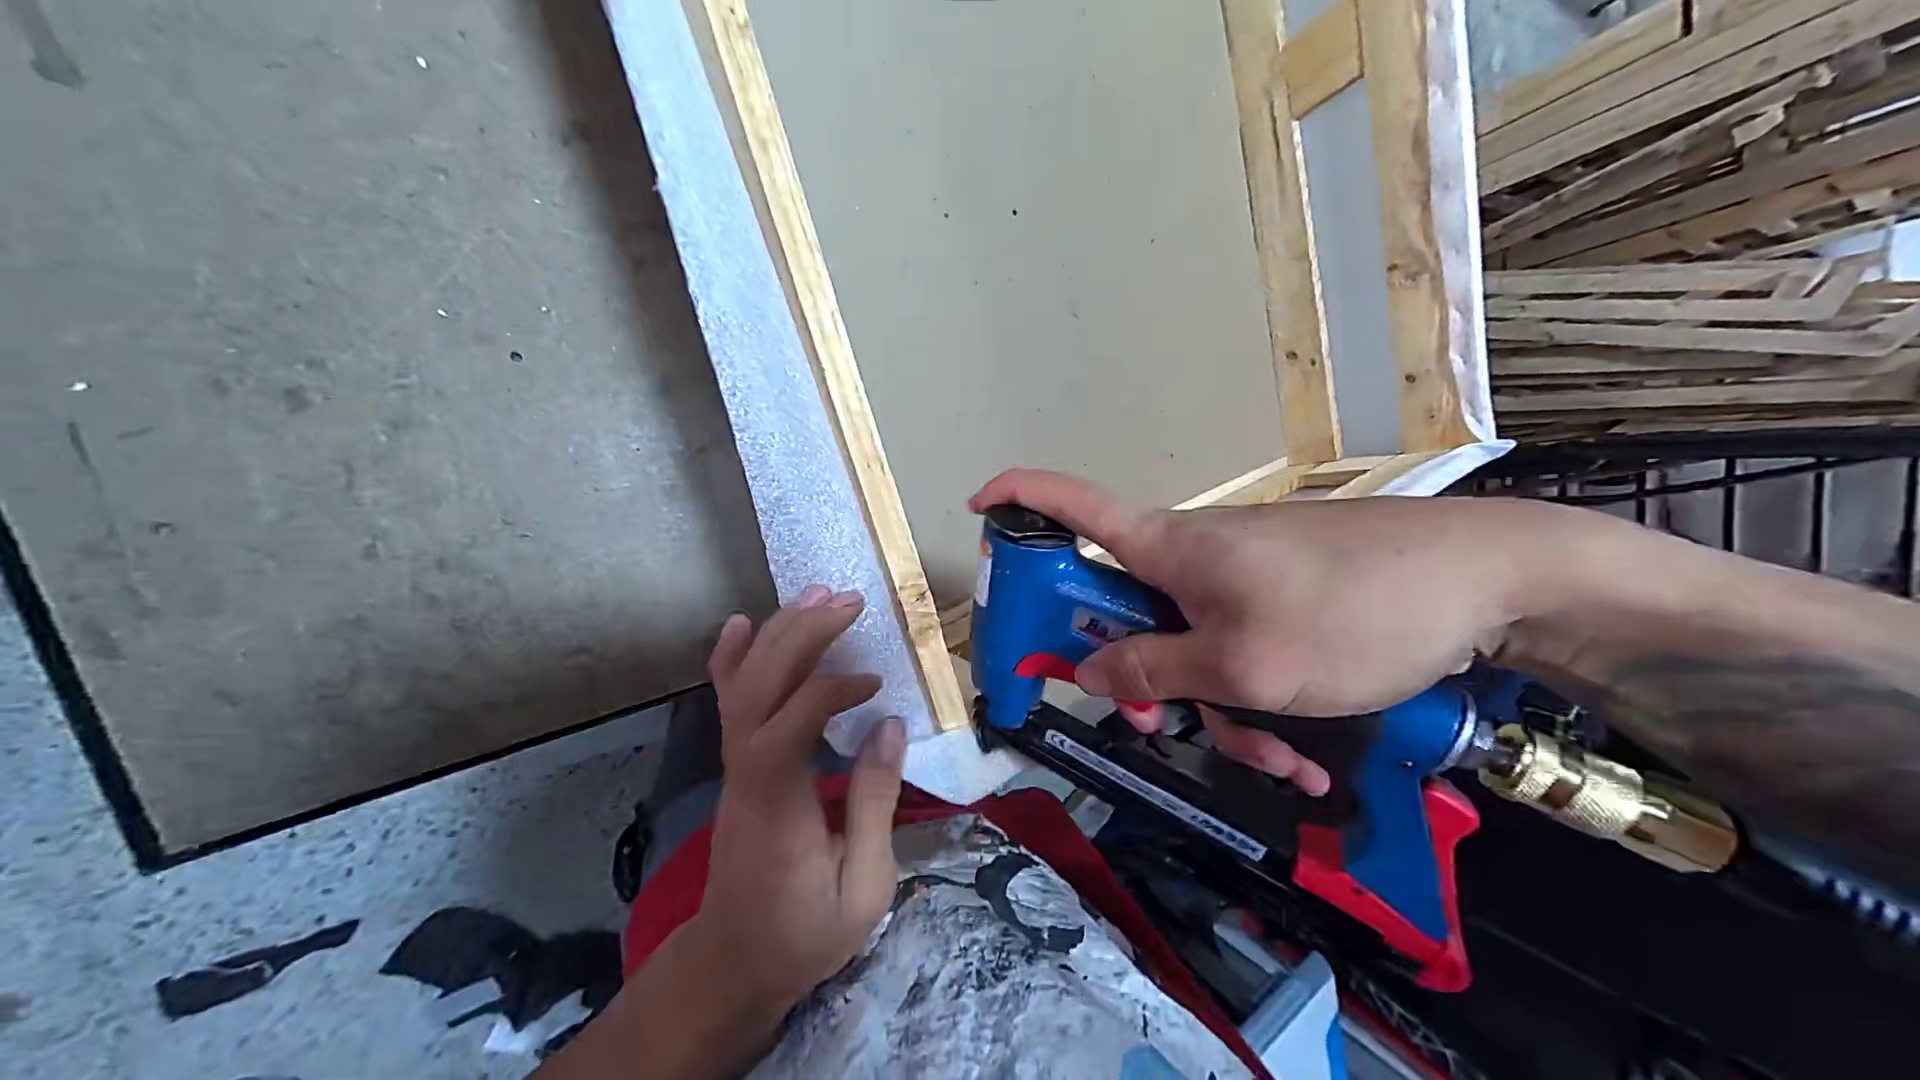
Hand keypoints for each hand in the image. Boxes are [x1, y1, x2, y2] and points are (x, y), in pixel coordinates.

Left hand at [685, 584, 905, 1022]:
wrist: (736, 962)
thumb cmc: (804, 933)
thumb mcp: (861, 887)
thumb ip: (875, 804)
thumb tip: (890, 726)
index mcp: (776, 807)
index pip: (789, 725)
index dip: (831, 690)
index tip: (876, 684)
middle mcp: (745, 774)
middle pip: (758, 687)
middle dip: (801, 635)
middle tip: (847, 600)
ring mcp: (733, 766)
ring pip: (743, 685)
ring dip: (778, 634)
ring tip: (816, 594)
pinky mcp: (736, 765)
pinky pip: (729, 703)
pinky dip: (732, 659)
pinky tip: (741, 625)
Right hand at [969, 469, 1555, 792]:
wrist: (1488, 582)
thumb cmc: (1351, 611)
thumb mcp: (1241, 664)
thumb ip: (1155, 671)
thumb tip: (1090, 673)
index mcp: (1163, 548)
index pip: (1066, 502)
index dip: (1014, 498)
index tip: (976, 513)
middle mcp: (1187, 558)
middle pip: (1120, 612)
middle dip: (1136, 678)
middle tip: (1158, 725)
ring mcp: (1232, 581)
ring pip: (1186, 649)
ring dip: (1217, 710)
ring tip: (1280, 756)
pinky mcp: (1275, 602)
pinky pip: (1237, 654)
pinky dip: (1257, 703)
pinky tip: (1305, 751)